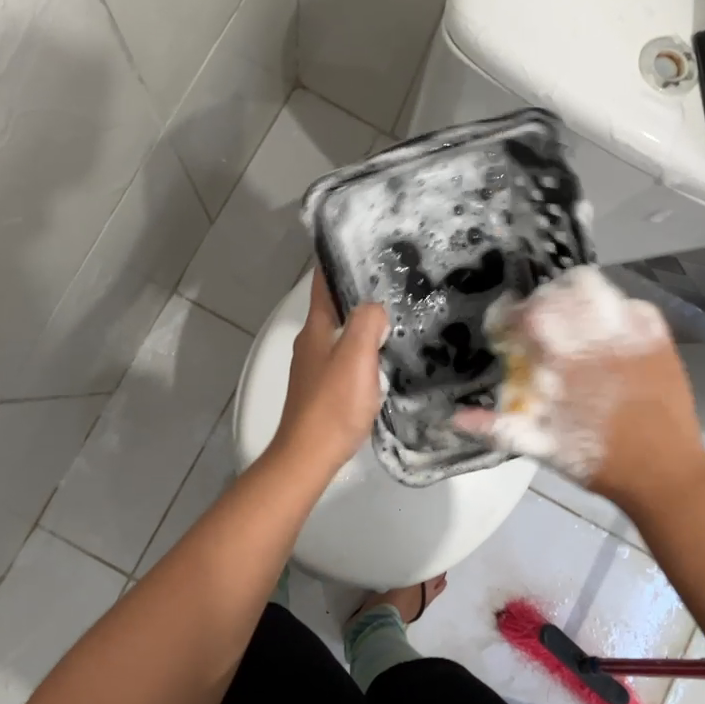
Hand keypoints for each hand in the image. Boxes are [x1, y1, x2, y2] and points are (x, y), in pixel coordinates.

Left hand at [270, 270, 389, 466]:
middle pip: (333, 310)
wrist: (309, 455)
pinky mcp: (322, 391)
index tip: (359, 247)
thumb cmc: (333, 404)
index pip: (322, 285)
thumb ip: (367, 324)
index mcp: (315, 330)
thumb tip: (375, 309)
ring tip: (395, 319)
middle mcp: (310, 344)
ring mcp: (314, 369)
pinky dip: (363, 352)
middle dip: (357, 295)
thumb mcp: (356, 357)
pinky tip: (383, 360)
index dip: (336, 264)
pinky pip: (345, 360)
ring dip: (362, 326)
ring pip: (340, 336)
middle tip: (392, 285)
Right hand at [455, 267, 704, 499]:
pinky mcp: (658, 339)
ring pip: (596, 288)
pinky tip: (608, 331)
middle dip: (543, 300)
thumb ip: (498, 428)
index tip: (508, 327)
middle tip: (539, 320)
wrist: (664, 475)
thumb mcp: (543, 449)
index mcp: (565, 363)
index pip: (530, 314)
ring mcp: (630, 335)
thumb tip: (453, 419)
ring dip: (575, 295)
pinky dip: (613, 309)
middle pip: (561, 291)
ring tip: (571, 316)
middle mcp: (596, 340)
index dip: (513, 314)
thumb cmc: (599, 463)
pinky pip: (631, 305)